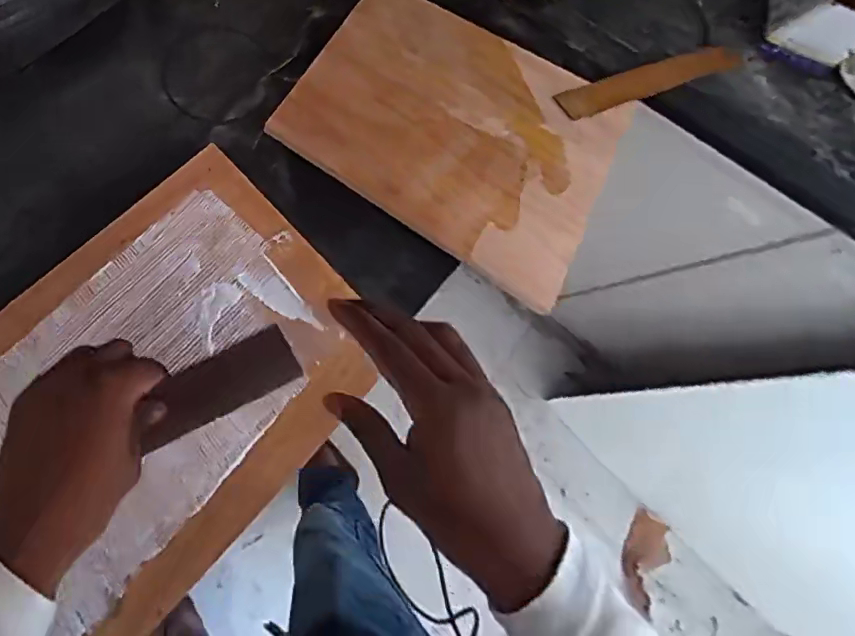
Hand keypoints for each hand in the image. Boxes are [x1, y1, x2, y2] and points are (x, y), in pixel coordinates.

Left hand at [0, 339, 167, 595]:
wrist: (27, 527)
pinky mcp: (27, 395)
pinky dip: (71, 383)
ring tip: (102, 400)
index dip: (157, 381)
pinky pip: (57, 375)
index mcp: (112, 388)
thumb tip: (153, 405)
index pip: (146, 367)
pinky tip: (73, 411)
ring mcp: (50, 381)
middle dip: (129, 367)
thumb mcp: (127, 466)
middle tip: (132, 397)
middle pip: (115, 350)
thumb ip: (140, 426)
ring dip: (99, 369)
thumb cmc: (88, 502)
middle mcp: (81, 373)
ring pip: (84, 356)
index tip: (158, 395)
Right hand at [326, 298, 567, 611]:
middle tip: (349, 304)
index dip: (361, 324)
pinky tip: (417, 350)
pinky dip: (432, 340)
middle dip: (380, 314)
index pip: (391, 349)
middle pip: (416, 333)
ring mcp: (484, 391)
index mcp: (437, 404)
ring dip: (408, 323)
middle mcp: (463, 387)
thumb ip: (367, 429)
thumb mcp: (400, 479)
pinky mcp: (495, 401)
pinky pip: (460, 354)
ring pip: (442, 337)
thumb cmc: (454, 519)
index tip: (337, 305)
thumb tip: (333, 398)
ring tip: (380, 322)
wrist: (521, 550)